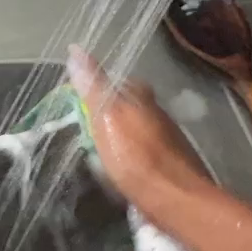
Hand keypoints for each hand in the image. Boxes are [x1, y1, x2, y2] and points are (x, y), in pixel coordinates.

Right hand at [67, 46, 216, 222]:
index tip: (76, 99)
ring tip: (97, 144)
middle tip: (83, 124)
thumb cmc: (136, 159)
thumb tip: (76, 49)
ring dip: (119, 131)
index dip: (97, 86)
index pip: (118, 81)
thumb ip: (93, 87)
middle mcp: (157, 112)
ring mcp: (167, 138)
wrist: (176, 200)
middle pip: (129, 103)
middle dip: (108, 109)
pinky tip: (120, 164)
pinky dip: (130, 151)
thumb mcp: (106, 119)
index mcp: (141, 98)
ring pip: (138, 126)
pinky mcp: (171, 161)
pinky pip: (144, 148)